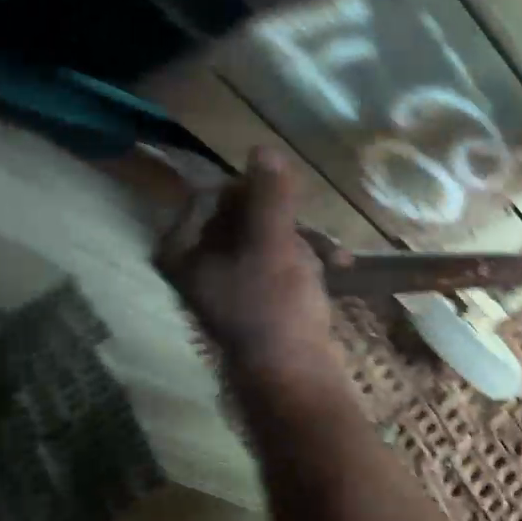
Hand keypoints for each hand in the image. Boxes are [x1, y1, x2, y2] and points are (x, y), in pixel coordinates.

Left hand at [155, 148, 333, 366]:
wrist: (294, 371)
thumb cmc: (276, 306)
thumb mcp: (275, 245)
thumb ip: (271, 199)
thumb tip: (267, 149)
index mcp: (181, 247)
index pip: (211, 196)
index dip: (254, 191)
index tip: (293, 198)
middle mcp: (197, 265)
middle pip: (243, 221)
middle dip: (290, 223)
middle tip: (323, 235)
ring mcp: (229, 289)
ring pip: (269, 247)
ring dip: (307, 246)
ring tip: (340, 259)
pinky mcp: (261, 307)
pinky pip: (282, 272)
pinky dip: (309, 268)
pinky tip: (335, 274)